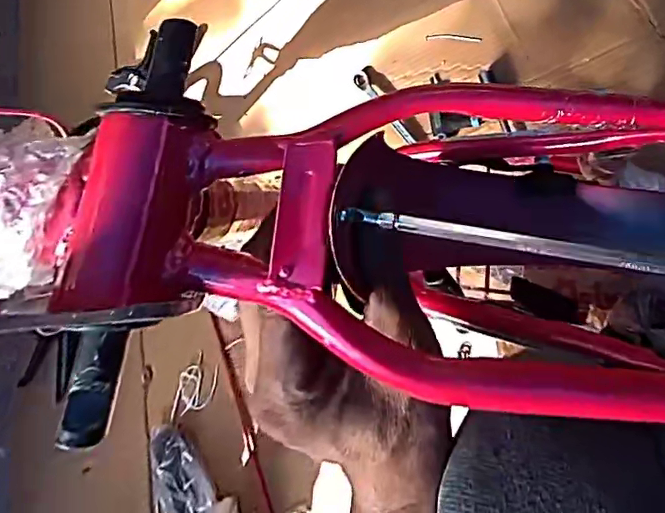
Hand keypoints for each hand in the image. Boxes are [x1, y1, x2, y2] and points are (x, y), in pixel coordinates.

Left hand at [237, 218, 450, 512]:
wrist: (404, 465)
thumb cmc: (407, 422)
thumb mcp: (403, 335)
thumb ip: (379, 264)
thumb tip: (370, 204)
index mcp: (283, 382)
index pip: (272, 291)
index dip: (292, 241)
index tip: (315, 200)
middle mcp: (257, 377)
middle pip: (258, 286)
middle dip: (290, 240)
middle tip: (322, 202)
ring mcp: (259, 372)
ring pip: (262, 289)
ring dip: (293, 253)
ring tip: (325, 222)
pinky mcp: (271, 363)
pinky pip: (276, 302)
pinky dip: (299, 274)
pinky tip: (325, 256)